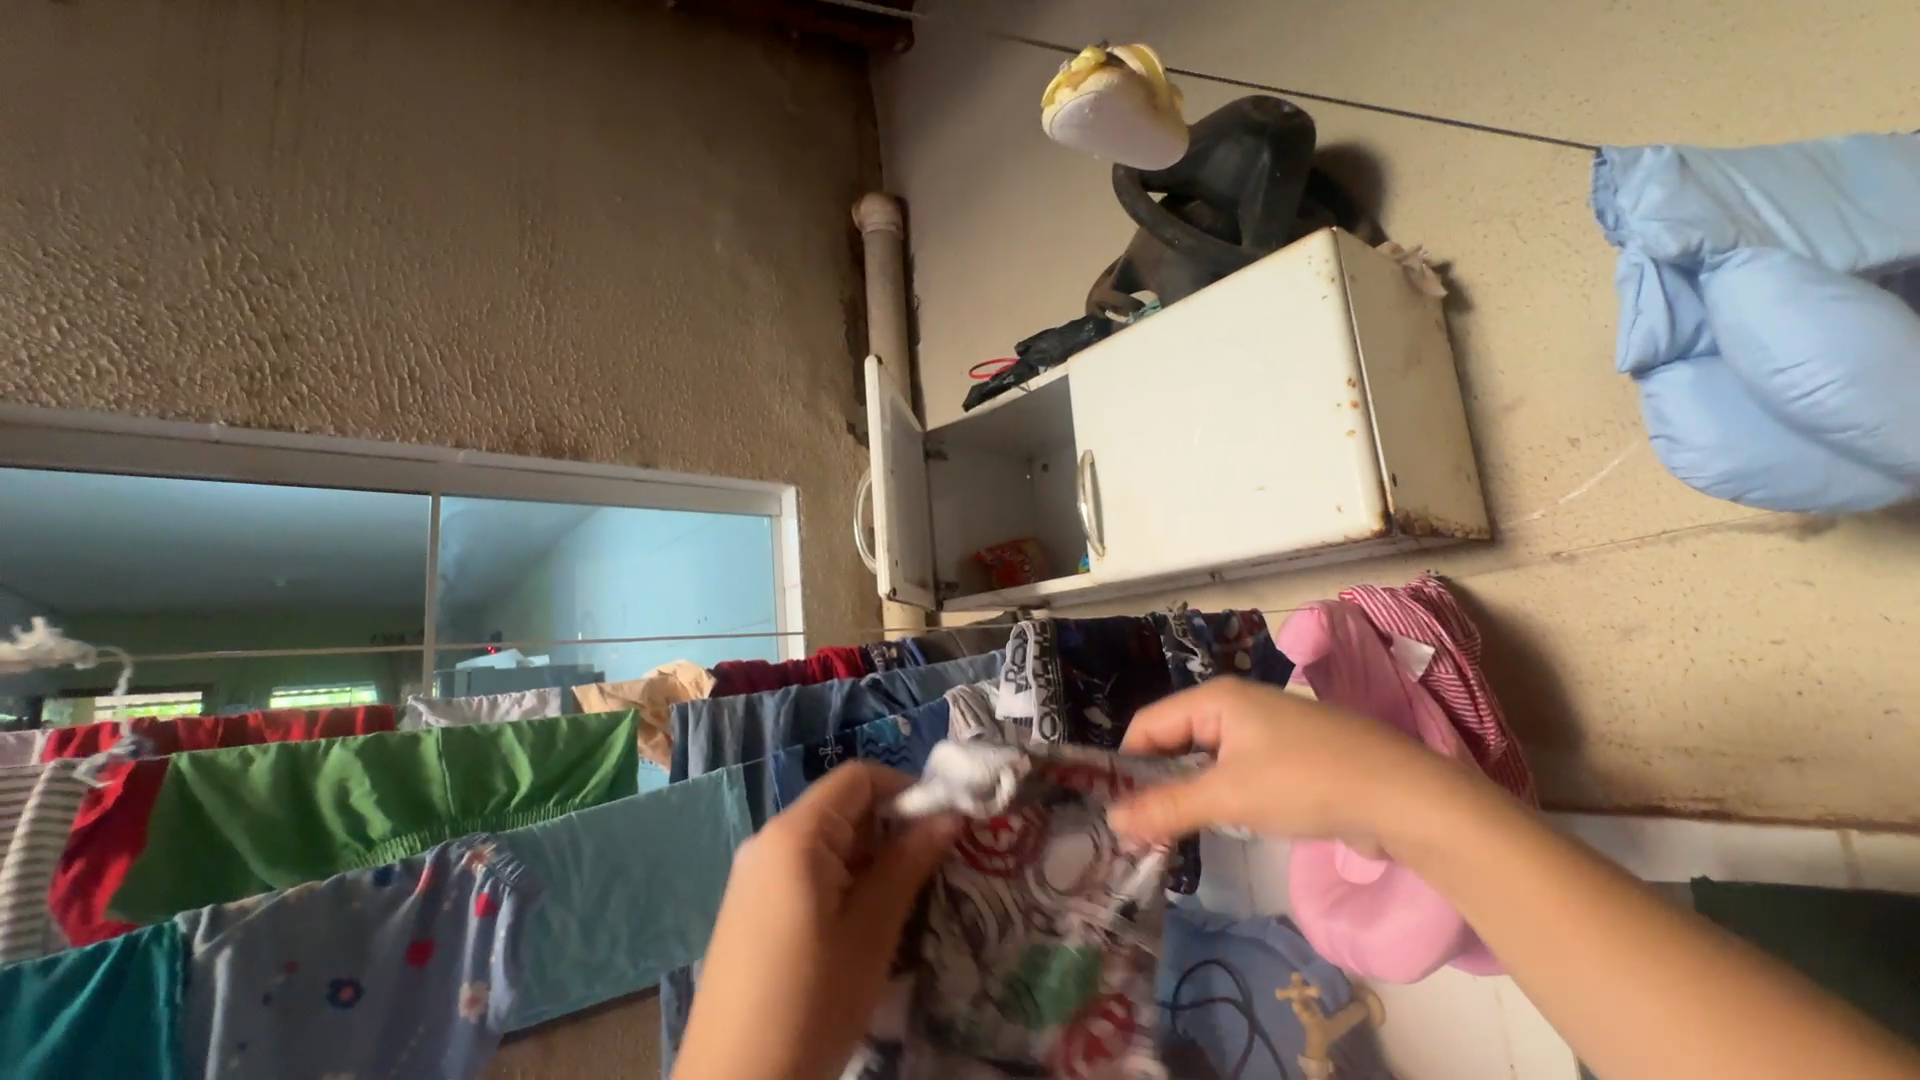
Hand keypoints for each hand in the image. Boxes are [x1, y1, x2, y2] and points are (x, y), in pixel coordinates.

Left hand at [674, 761, 959, 1079]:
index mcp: (794, 835)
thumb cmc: (812, 1001)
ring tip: (902, 900)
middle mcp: (766, 842)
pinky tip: (859, 925)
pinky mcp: (748, 910)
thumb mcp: (872, 931)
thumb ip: (909, 863)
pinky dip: (840, 881)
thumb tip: (949, 815)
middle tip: (931, 868)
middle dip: (890, 828)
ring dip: (868, 858)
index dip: (905, 789)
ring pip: (824, 842)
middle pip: (839, 808)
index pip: (856, 777)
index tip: (944, 823)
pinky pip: (802, 872)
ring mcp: (752, 877)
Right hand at [1107, 677, 1477, 854]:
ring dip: (1188, 793)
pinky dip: (1220, 795)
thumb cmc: (1307, 782)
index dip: (1127, 766)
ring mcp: (1265, 730)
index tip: (1116, 813)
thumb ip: (1167, 808)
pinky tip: (1222, 824)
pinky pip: (1236, 771)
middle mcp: (1236, 705)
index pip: (1147, 726)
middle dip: (1156, 782)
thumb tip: (1111, 823)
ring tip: (1173, 833)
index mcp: (1215, 698)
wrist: (1407, 797)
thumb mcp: (1230, 797)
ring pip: (1205, 759)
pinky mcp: (1289, 757)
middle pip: (1174, 740)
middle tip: (1140, 831)